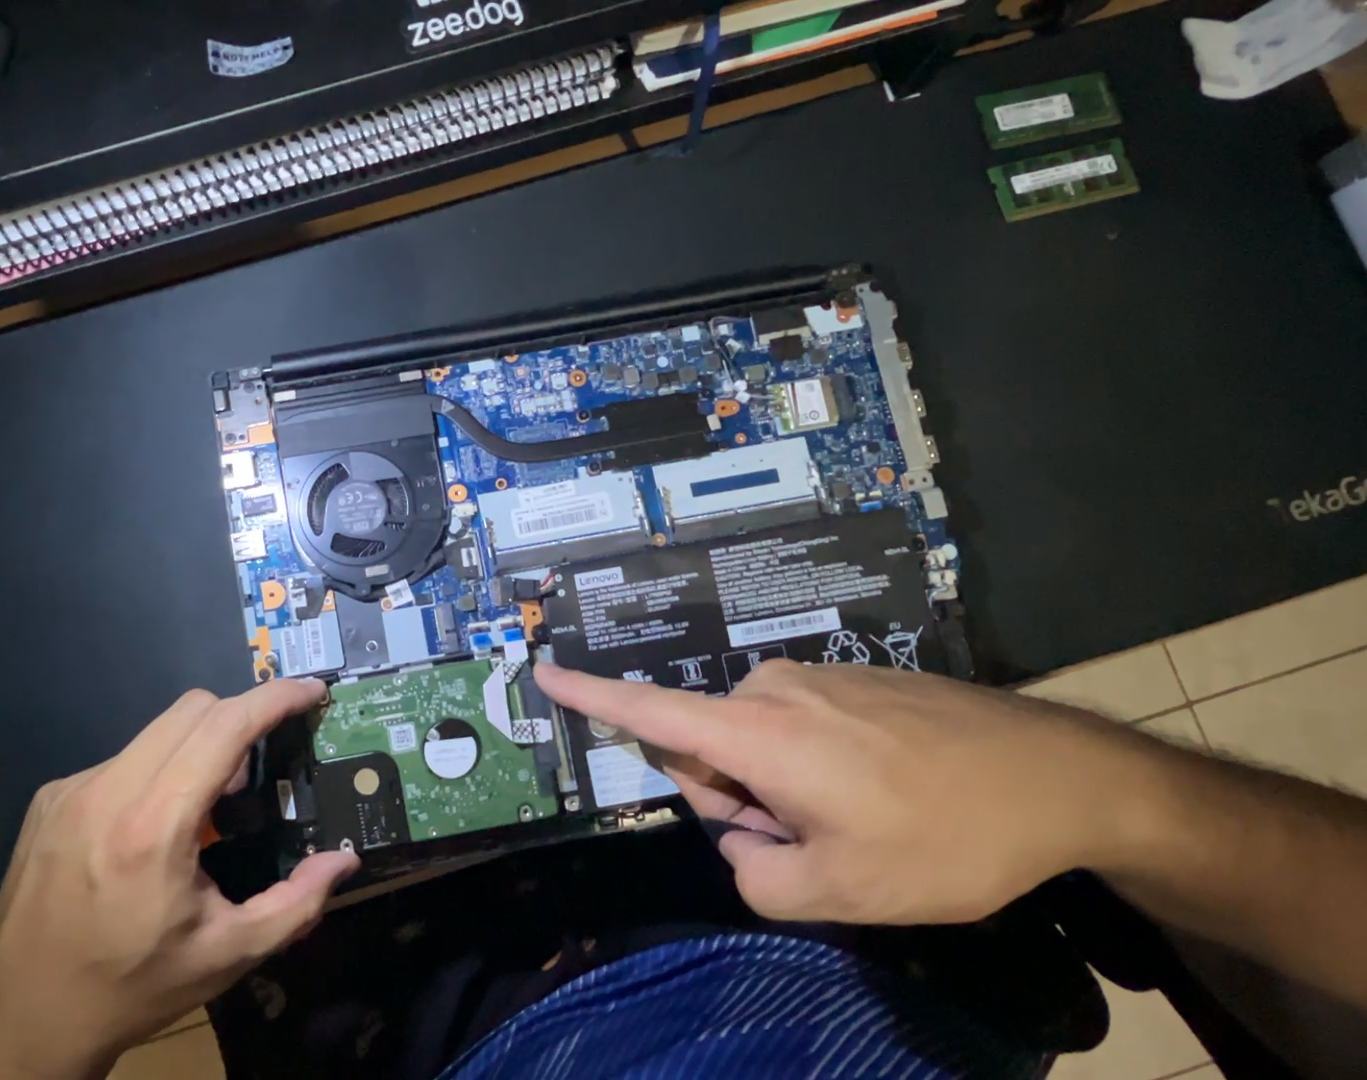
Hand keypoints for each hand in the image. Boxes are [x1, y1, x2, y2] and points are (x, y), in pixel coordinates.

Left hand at [0, 680, 360, 1079]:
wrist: (26, 1019)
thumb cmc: (135, 987)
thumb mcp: (229, 954)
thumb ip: (298, 903)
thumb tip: (345, 861)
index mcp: (154, 828)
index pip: (224, 728)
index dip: (273, 699)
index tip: (310, 690)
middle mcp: (107, 792)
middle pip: (192, 709)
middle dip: (240, 717)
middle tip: (256, 771)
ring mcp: (72, 790)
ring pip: (155, 730)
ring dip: (196, 747)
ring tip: (202, 811)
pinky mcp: (50, 799)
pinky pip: (121, 758)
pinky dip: (154, 771)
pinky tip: (150, 831)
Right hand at [535, 659, 1165, 924]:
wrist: (1062, 776)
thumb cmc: (945, 836)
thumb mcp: (844, 892)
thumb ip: (758, 879)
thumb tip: (740, 843)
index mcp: (756, 733)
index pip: (651, 710)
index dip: (591, 696)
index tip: (543, 671)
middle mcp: (771, 690)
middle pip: (708, 748)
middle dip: (737, 800)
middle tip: (815, 841)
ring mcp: (815, 680)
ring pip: (755, 741)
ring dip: (780, 788)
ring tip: (862, 818)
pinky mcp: (850, 681)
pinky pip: (797, 725)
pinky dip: (813, 765)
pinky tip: (882, 791)